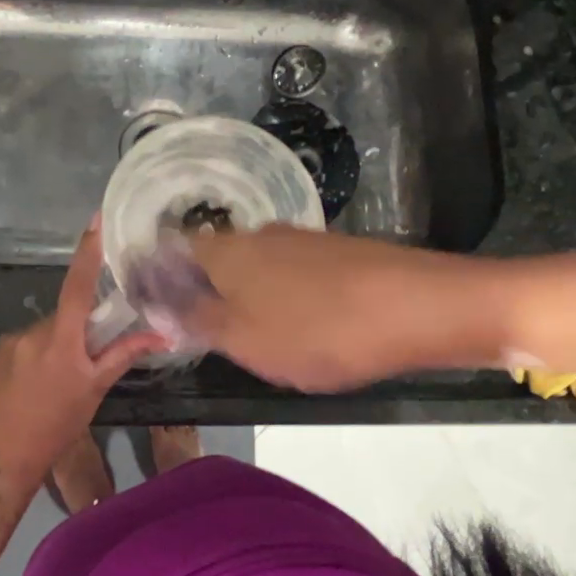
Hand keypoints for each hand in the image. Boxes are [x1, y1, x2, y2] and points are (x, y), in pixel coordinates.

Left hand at [0, 217, 165, 481]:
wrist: (3, 454)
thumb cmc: (56, 425)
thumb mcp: (95, 391)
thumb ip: (124, 356)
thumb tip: (162, 335)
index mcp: (61, 338)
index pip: (78, 285)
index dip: (88, 251)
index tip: (95, 220)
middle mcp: (34, 330)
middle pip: (66, 313)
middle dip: (81, 328)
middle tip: (90, 358)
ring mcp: (13, 340)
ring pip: (49, 330)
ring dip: (61, 344)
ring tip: (63, 381)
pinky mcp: (1, 351)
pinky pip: (31, 341)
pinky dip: (43, 353)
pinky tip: (43, 383)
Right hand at [132, 225, 505, 392]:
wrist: (418, 307)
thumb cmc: (319, 330)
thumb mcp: (246, 341)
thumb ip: (198, 321)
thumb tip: (160, 305)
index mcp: (226, 252)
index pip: (174, 252)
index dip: (160, 278)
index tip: (156, 309)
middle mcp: (258, 235)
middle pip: (214, 257)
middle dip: (202, 288)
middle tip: (202, 330)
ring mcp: (301, 239)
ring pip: (254, 265)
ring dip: (243, 293)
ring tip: (250, 333)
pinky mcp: (337, 252)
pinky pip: (290, 273)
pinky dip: (281, 295)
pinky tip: (298, 323)